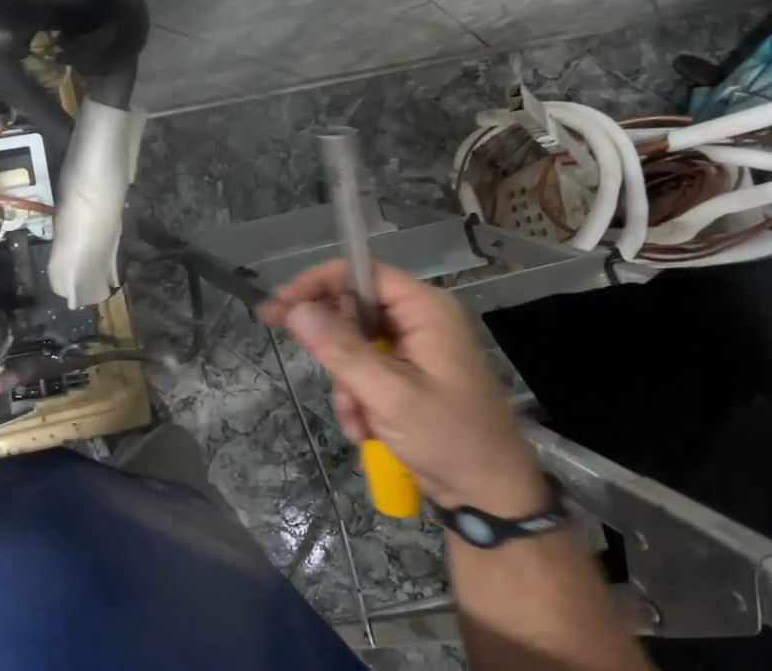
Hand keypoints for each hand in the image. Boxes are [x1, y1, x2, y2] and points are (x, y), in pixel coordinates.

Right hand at [259, 261, 543, 513]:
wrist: (491, 497)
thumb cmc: (449, 439)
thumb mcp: (389, 394)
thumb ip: (340, 349)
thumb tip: (295, 309)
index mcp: (425, 310)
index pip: (359, 273)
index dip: (316, 284)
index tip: (280, 307)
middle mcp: (419, 320)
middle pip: (352, 310)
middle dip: (333, 349)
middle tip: (316, 370)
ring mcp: (414, 350)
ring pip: (352, 346)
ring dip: (345, 384)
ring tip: (356, 420)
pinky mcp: (408, 377)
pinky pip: (364, 372)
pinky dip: (357, 400)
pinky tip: (365, 430)